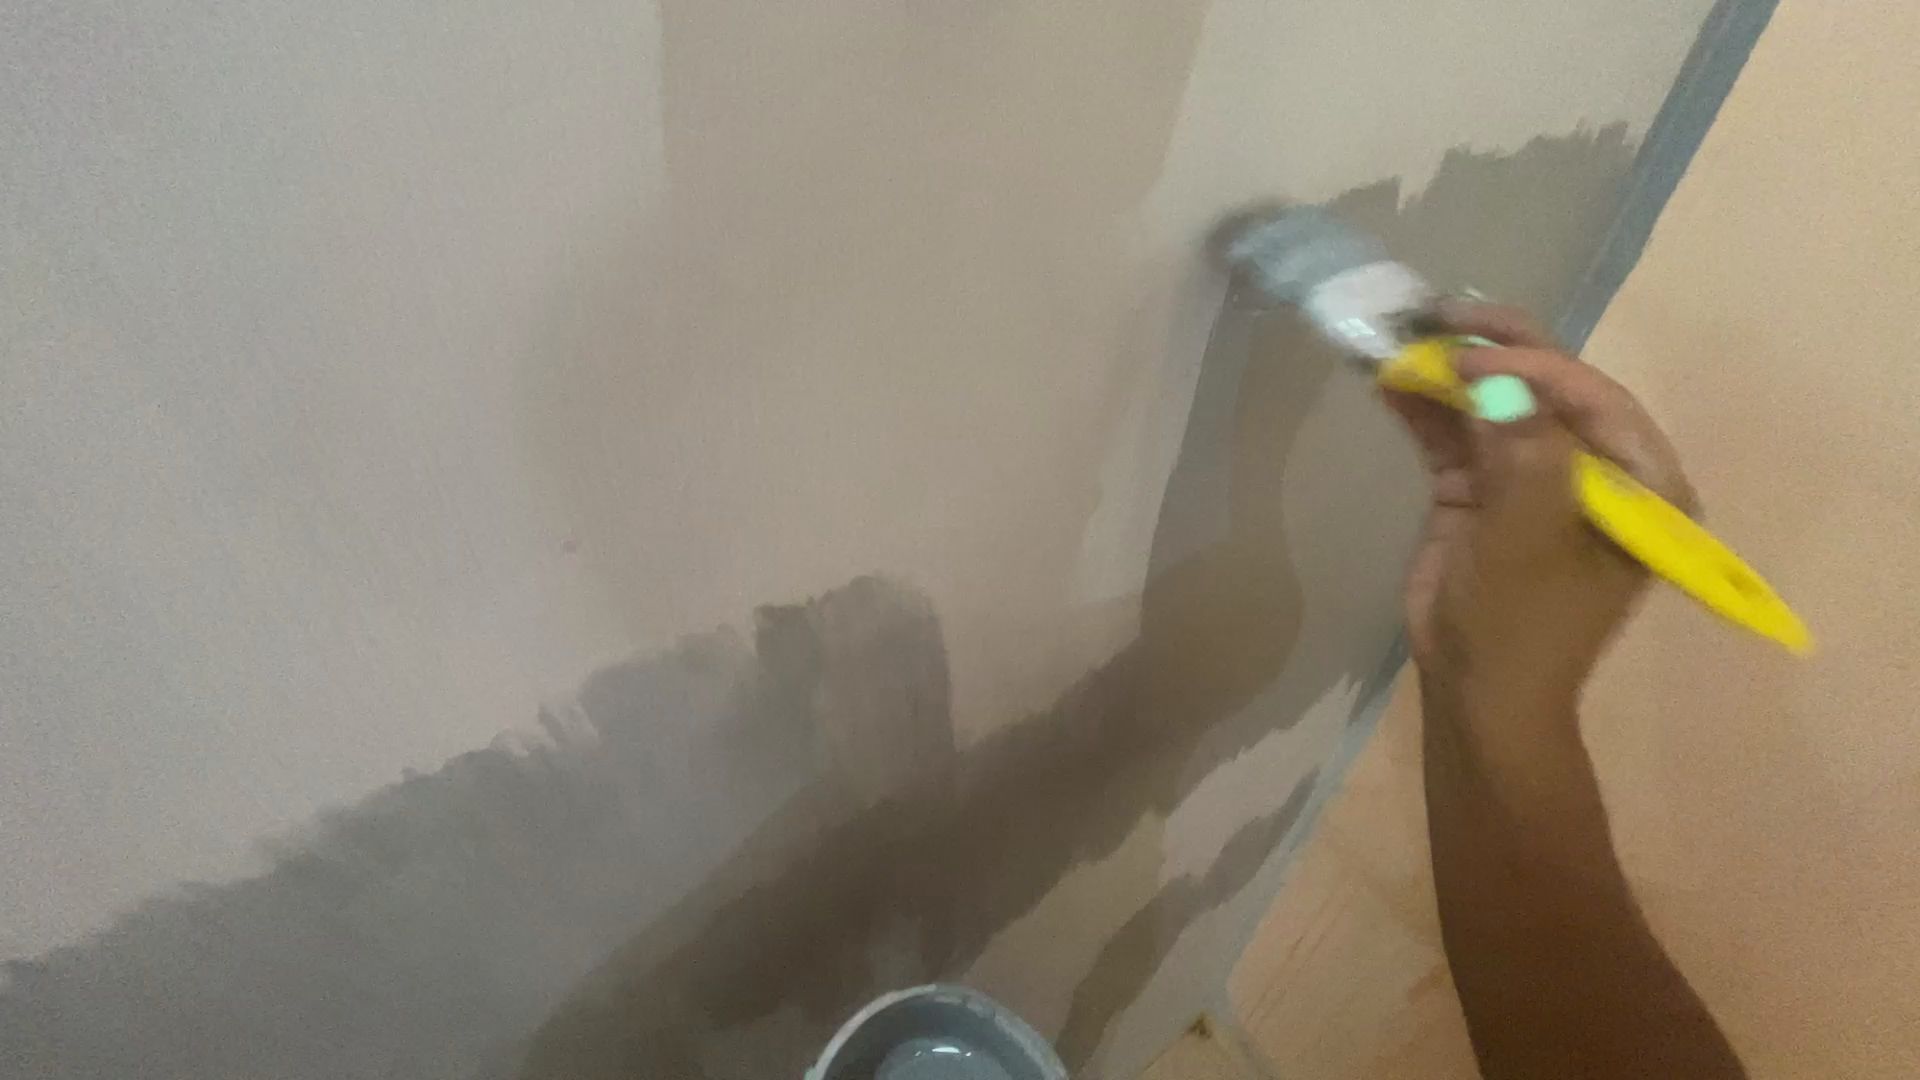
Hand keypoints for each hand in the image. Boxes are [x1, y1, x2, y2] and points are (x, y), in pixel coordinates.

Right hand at [1384, 301, 1694, 703]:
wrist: (1474, 684)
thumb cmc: (1520, 622)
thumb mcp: (1528, 539)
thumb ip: (1523, 455)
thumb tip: (1494, 381)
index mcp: (1635, 482)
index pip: (1592, 400)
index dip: (1531, 368)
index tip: (1464, 354)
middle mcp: (1586, 470)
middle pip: (1539, 393)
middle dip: (1488, 354)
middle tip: (1437, 315)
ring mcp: (1525, 480)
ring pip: (1487, 412)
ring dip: (1444, 379)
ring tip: (1399, 342)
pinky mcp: (1475, 493)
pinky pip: (1451, 441)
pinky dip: (1422, 413)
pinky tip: (1389, 384)